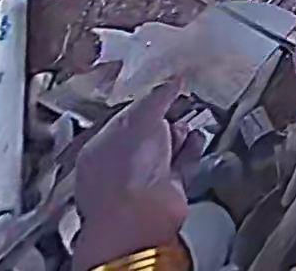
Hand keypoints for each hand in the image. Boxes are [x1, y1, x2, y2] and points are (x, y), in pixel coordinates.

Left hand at [71, 83, 188, 270]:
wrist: (142, 215)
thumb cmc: (127, 169)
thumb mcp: (142, 117)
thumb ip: (158, 95)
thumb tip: (173, 80)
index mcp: (101, 147)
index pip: (127, 116)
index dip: (150, 101)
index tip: (169, 89)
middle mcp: (120, 164)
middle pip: (151, 130)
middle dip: (169, 117)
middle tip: (184, 104)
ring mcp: (143, 178)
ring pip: (169, 145)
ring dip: (181, 133)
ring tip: (185, 130)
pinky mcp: (167, 187)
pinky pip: (184, 160)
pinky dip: (191, 150)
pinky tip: (194, 142)